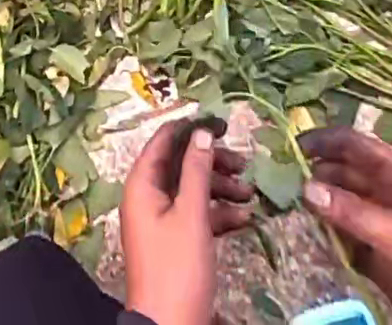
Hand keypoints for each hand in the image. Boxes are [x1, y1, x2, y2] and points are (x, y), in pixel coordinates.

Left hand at [120, 118, 254, 324]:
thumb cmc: (177, 267)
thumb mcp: (191, 214)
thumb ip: (197, 170)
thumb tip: (203, 132)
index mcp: (142, 182)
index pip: (164, 140)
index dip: (191, 128)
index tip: (221, 123)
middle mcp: (147, 195)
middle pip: (181, 164)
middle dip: (212, 162)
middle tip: (242, 163)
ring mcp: (160, 219)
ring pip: (191, 189)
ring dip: (220, 188)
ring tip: (249, 192)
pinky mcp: (174, 241)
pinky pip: (195, 215)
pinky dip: (217, 214)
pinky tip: (244, 219)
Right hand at [300, 127, 391, 324]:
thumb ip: (354, 212)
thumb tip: (305, 188)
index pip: (358, 147)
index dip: (327, 140)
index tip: (293, 144)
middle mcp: (391, 197)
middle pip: (347, 174)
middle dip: (318, 171)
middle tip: (281, 174)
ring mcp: (386, 230)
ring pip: (345, 206)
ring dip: (321, 203)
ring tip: (290, 201)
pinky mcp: (382, 262)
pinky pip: (349, 240)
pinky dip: (331, 236)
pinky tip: (313, 233)